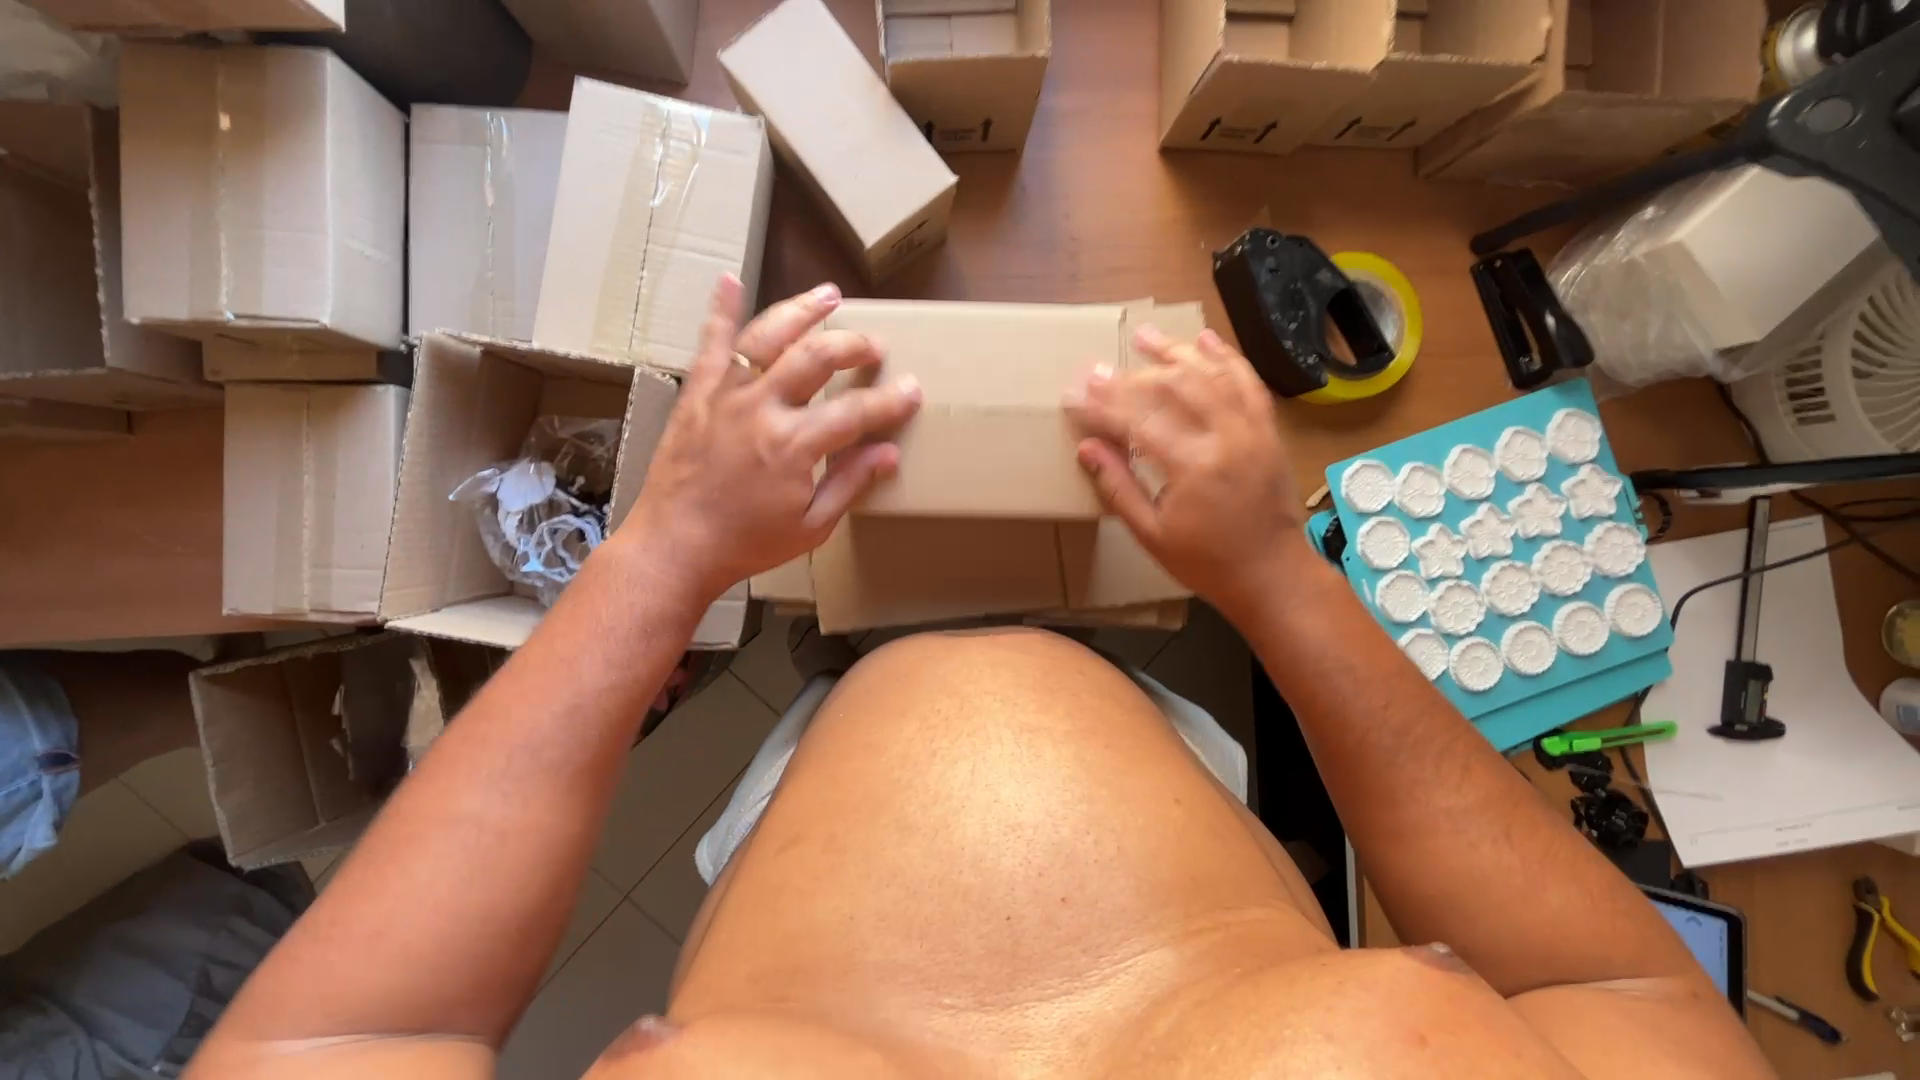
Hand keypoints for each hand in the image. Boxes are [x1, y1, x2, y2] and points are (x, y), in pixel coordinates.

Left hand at [623, 276, 921, 599]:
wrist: (674, 546)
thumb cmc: (746, 543)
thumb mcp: (811, 527)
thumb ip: (849, 484)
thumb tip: (889, 454)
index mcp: (793, 446)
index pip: (855, 411)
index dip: (889, 400)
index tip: (912, 390)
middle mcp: (761, 408)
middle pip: (816, 357)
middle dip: (853, 345)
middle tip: (875, 346)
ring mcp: (725, 396)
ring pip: (768, 337)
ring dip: (802, 311)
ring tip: (828, 295)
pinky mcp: (697, 395)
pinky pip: (711, 345)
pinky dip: (720, 312)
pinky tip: (729, 280)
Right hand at [1063, 326, 1313, 618]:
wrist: (1272, 574)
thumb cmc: (1207, 562)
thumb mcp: (1152, 533)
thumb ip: (1119, 487)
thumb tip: (1088, 449)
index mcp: (1193, 466)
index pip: (1138, 421)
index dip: (1102, 405)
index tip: (1074, 394)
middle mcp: (1226, 438)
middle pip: (1175, 386)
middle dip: (1132, 374)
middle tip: (1098, 368)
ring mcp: (1252, 430)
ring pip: (1213, 374)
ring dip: (1176, 351)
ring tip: (1145, 334)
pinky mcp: (1267, 431)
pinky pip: (1248, 383)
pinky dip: (1226, 358)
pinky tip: (1206, 339)